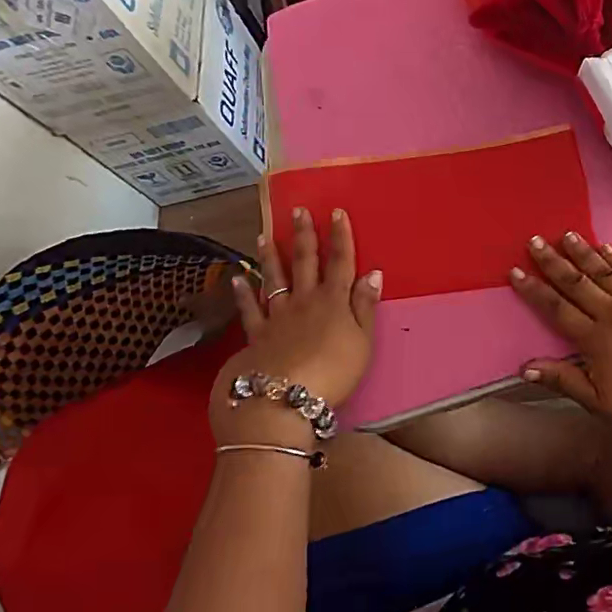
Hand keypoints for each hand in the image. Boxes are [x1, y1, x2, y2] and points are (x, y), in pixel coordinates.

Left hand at [211, 207, 381, 445]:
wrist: (284, 399)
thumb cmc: (333, 372)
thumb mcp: (362, 342)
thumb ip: (365, 307)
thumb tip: (373, 273)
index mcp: (334, 302)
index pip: (340, 262)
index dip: (340, 237)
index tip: (336, 212)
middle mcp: (305, 302)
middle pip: (305, 263)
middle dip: (303, 236)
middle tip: (297, 211)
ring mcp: (277, 317)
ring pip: (274, 280)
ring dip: (271, 257)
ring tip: (265, 236)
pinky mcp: (256, 335)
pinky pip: (250, 310)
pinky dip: (244, 293)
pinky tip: (238, 279)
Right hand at [508, 232, 611, 456]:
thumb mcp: (600, 403)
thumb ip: (563, 379)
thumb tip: (526, 366)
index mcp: (597, 341)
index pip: (556, 308)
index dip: (534, 290)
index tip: (516, 272)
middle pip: (577, 283)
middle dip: (553, 261)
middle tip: (535, 241)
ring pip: (606, 273)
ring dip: (584, 252)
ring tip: (567, 234)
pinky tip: (607, 249)